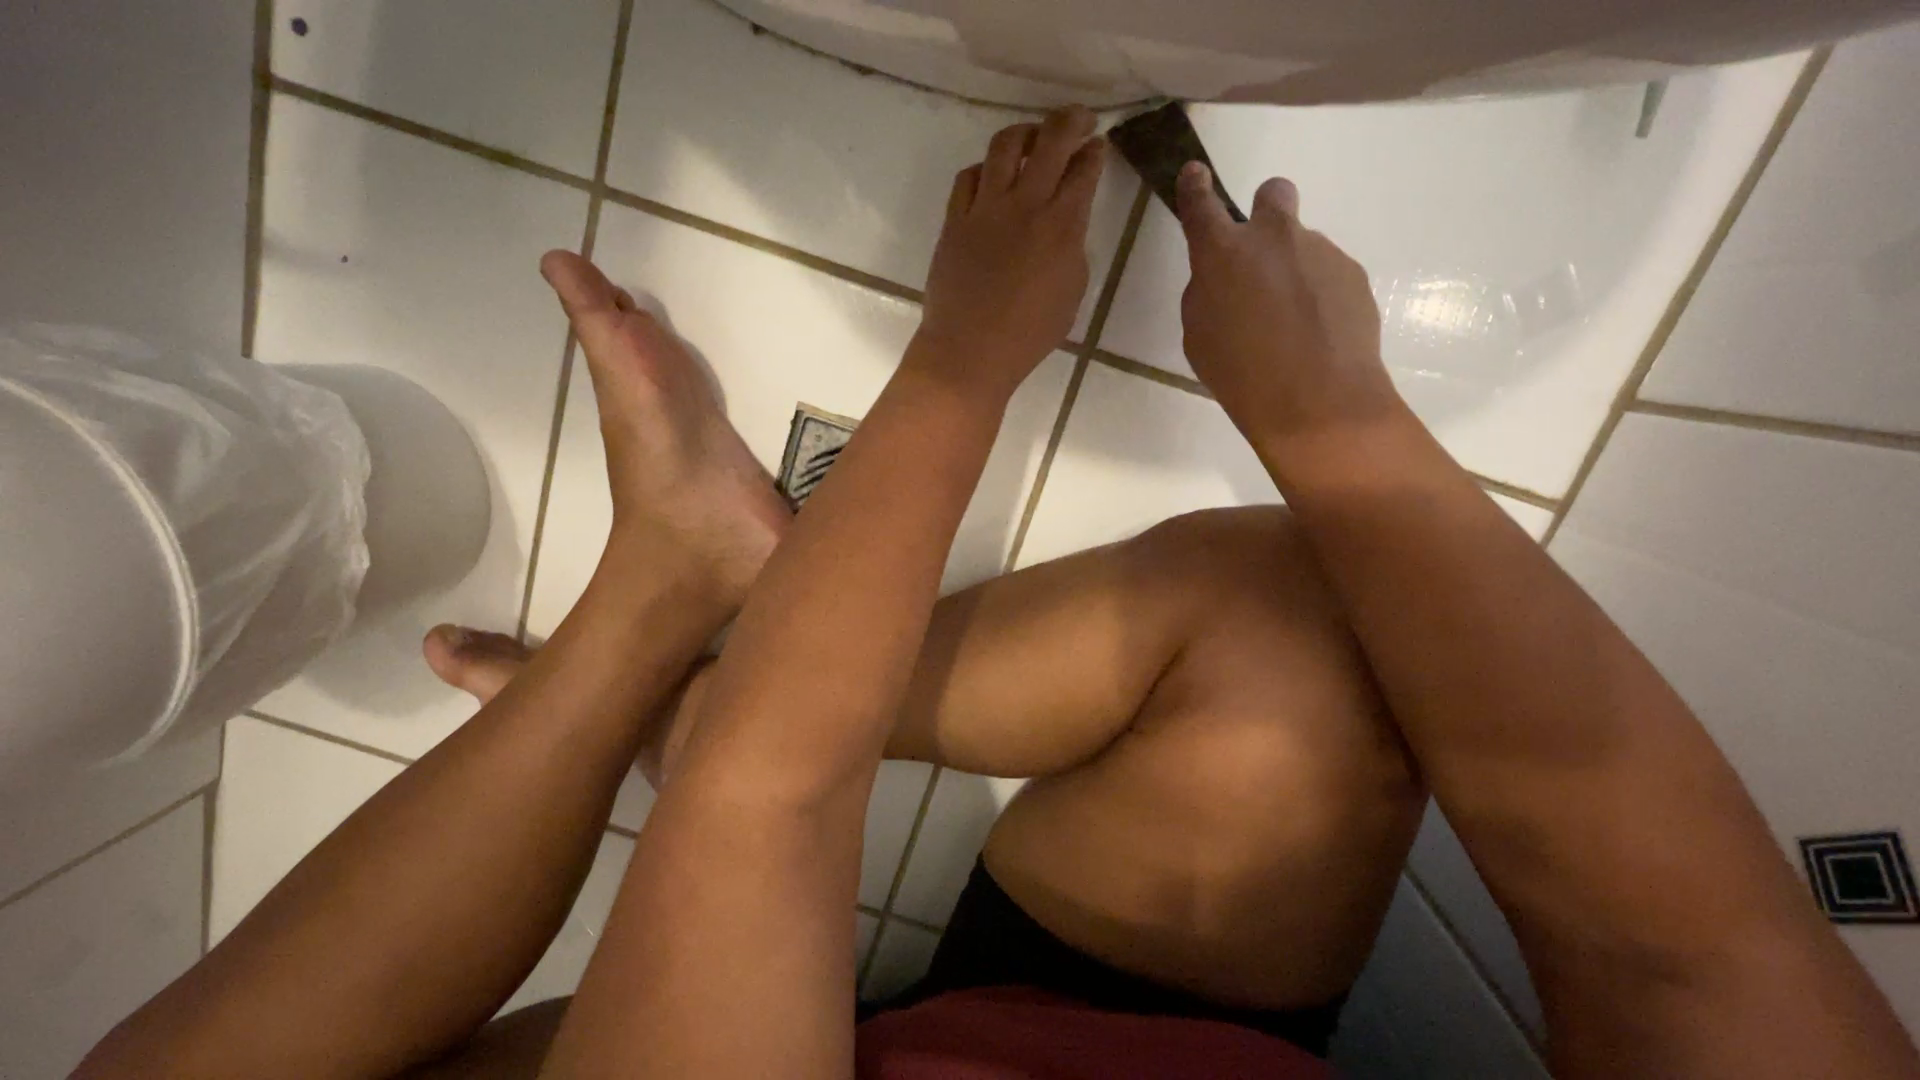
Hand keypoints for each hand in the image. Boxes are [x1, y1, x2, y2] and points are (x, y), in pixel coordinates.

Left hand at [915, 106, 1105, 396]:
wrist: (970, 350)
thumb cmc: (1029, 333)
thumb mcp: (1071, 291)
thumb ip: (1072, 247)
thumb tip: (1066, 225)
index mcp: (1062, 226)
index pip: (1084, 170)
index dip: (1094, 151)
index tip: (1098, 145)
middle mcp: (1025, 204)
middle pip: (1050, 140)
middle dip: (1070, 121)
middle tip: (1078, 120)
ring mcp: (985, 208)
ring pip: (1004, 145)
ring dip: (1024, 133)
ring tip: (1033, 138)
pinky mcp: (955, 220)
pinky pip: (968, 177)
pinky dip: (985, 168)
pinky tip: (992, 175)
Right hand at [1174, 163, 1400, 441]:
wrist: (1316, 400)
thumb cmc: (1240, 374)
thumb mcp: (1200, 336)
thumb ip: (1209, 294)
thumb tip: (1225, 280)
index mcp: (1222, 254)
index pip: (1201, 205)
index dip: (1195, 188)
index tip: (1196, 175)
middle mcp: (1273, 239)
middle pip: (1273, 193)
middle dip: (1266, 209)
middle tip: (1262, 254)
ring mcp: (1319, 251)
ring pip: (1302, 248)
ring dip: (1294, 273)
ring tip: (1293, 328)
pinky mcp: (1352, 274)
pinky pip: (1328, 276)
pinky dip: (1319, 297)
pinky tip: (1318, 336)